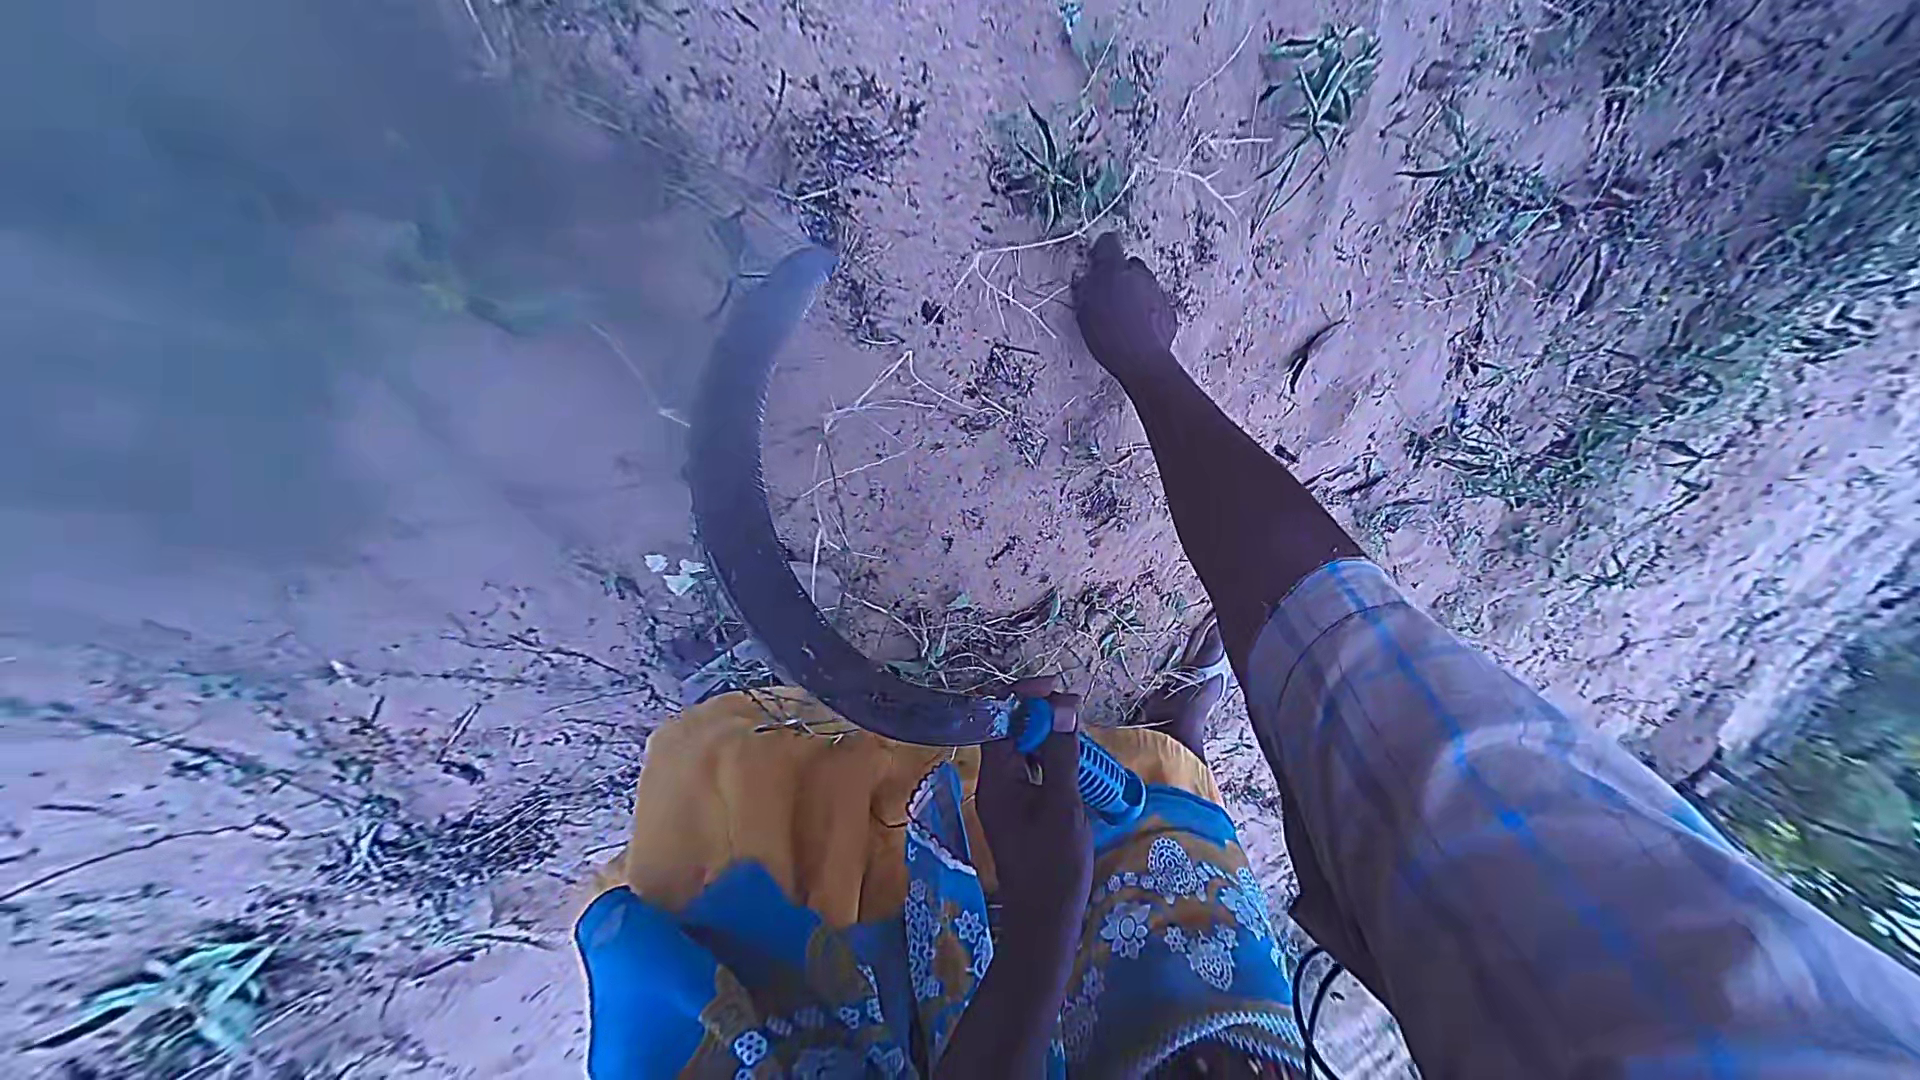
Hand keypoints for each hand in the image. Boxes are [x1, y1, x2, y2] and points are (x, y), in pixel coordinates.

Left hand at [977, 681, 1093, 968]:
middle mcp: (993, 781)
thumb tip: (1063, 706)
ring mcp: (1004, 795)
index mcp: (995, 777)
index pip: (1000, 719)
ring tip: (1075, 728)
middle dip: (1039, 713)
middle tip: (1073, 709)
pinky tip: (1070, 759)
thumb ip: (1061, 754)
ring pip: (1021, 749)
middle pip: (1010, 730)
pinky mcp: (1017, 808)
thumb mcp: (1063, 804)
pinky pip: (1029, 769)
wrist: (1045, 921)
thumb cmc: (1053, 864)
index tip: (1055, 689)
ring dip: (1046, 734)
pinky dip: (1048, 758)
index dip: (1024, 698)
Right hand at [1073, 232, 1178, 380]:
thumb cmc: (1111, 339)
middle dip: (1118, 275)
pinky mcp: (1167, 307)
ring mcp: (1156, 289)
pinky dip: (1146, 308)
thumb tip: (1083, 281)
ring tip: (1121, 316)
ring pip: (1142, 282)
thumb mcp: (1085, 314)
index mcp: (1114, 271)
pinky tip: (1135, 326)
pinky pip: (1154, 300)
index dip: (1100, 251)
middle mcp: (1138, 274)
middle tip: (1106, 296)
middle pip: (1127, 264)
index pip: (1108, 243)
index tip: (1096, 260)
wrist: (1141, 361)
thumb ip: (1084, 290)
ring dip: (1133, 292)